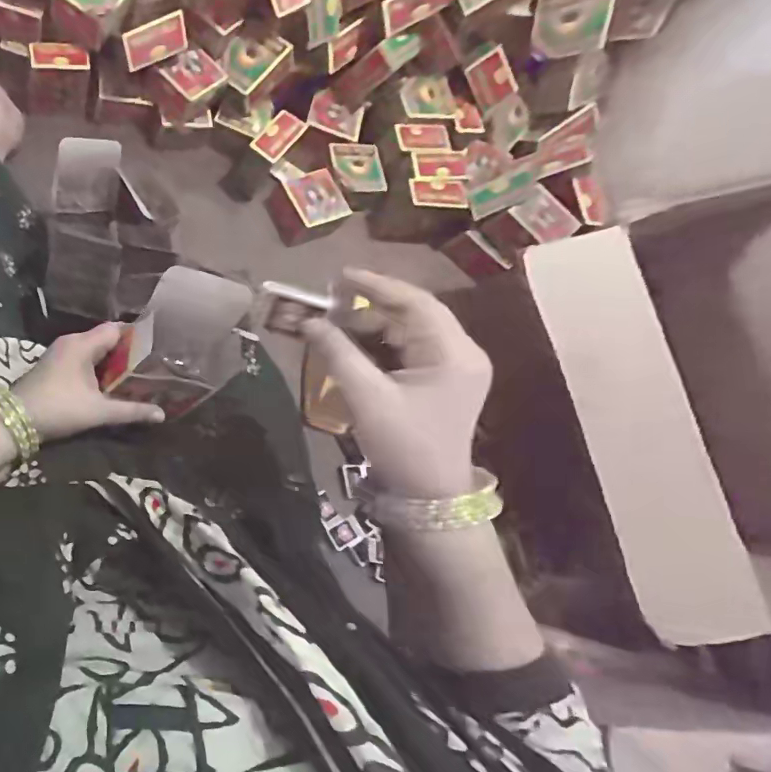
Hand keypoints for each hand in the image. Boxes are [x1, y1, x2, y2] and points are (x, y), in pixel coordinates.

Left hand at [12, 322, 167, 440]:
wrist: (14, 421)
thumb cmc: (59, 409)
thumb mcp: (98, 411)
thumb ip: (131, 411)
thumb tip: (161, 414)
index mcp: (82, 344)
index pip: (117, 328)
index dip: (138, 338)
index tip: (157, 350)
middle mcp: (71, 342)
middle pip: (106, 339)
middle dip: (127, 353)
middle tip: (150, 367)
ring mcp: (59, 354)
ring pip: (94, 351)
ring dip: (111, 363)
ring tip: (135, 377)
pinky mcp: (53, 367)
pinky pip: (82, 360)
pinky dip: (97, 369)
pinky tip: (109, 385)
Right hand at [302, 269, 491, 498]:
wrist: (429, 495)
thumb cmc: (403, 446)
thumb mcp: (367, 398)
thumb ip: (338, 354)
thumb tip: (308, 323)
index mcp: (454, 353)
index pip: (416, 303)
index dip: (376, 285)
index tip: (339, 276)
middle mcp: (462, 353)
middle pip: (413, 315)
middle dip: (369, 306)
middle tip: (327, 302)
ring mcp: (454, 368)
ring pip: (409, 331)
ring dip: (371, 326)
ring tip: (332, 323)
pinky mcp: (442, 381)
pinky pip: (409, 350)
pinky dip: (379, 345)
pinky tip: (351, 345)